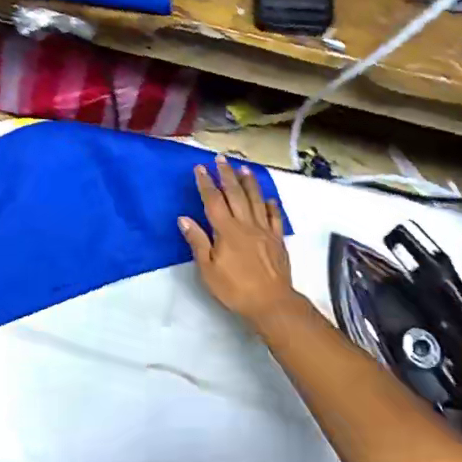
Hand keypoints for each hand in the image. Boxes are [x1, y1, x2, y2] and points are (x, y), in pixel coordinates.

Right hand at [180, 155, 301, 328]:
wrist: (271, 302)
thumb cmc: (234, 288)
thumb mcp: (208, 269)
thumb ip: (197, 241)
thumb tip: (184, 218)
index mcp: (226, 230)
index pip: (213, 201)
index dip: (206, 183)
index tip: (200, 168)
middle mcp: (246, 224)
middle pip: (235, 194)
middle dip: (226, 175)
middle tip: (220, 159)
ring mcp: (264, 230)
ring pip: (256, 200)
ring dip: (249, 182)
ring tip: (244, 168)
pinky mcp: (278, 240)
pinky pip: (275, 217)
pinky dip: (271, 204)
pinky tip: (268, 198)